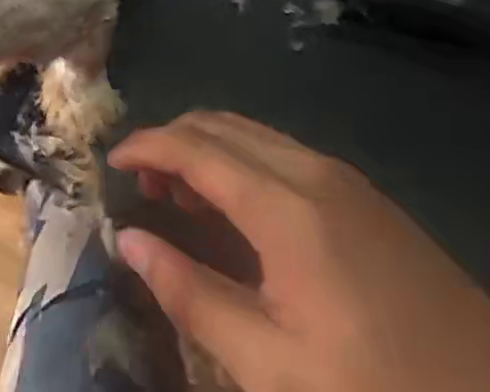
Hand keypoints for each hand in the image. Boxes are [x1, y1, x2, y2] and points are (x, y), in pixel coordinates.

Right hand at [110, 112, 489, 391]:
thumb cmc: (378, 386)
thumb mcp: (271, 364)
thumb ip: (191, 294)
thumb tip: (129, 239)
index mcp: (285, 206)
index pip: (195, 148)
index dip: (147, 147)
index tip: (110, 163)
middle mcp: (309, 169)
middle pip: (220, 124)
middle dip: (171, 142)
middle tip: (139, 187)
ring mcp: (339, 175)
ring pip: (249, 131)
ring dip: (204, 149)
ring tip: (176, 198)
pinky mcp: (358, 190)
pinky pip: (277, 150)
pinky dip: (238, 160)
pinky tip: (233, 208)